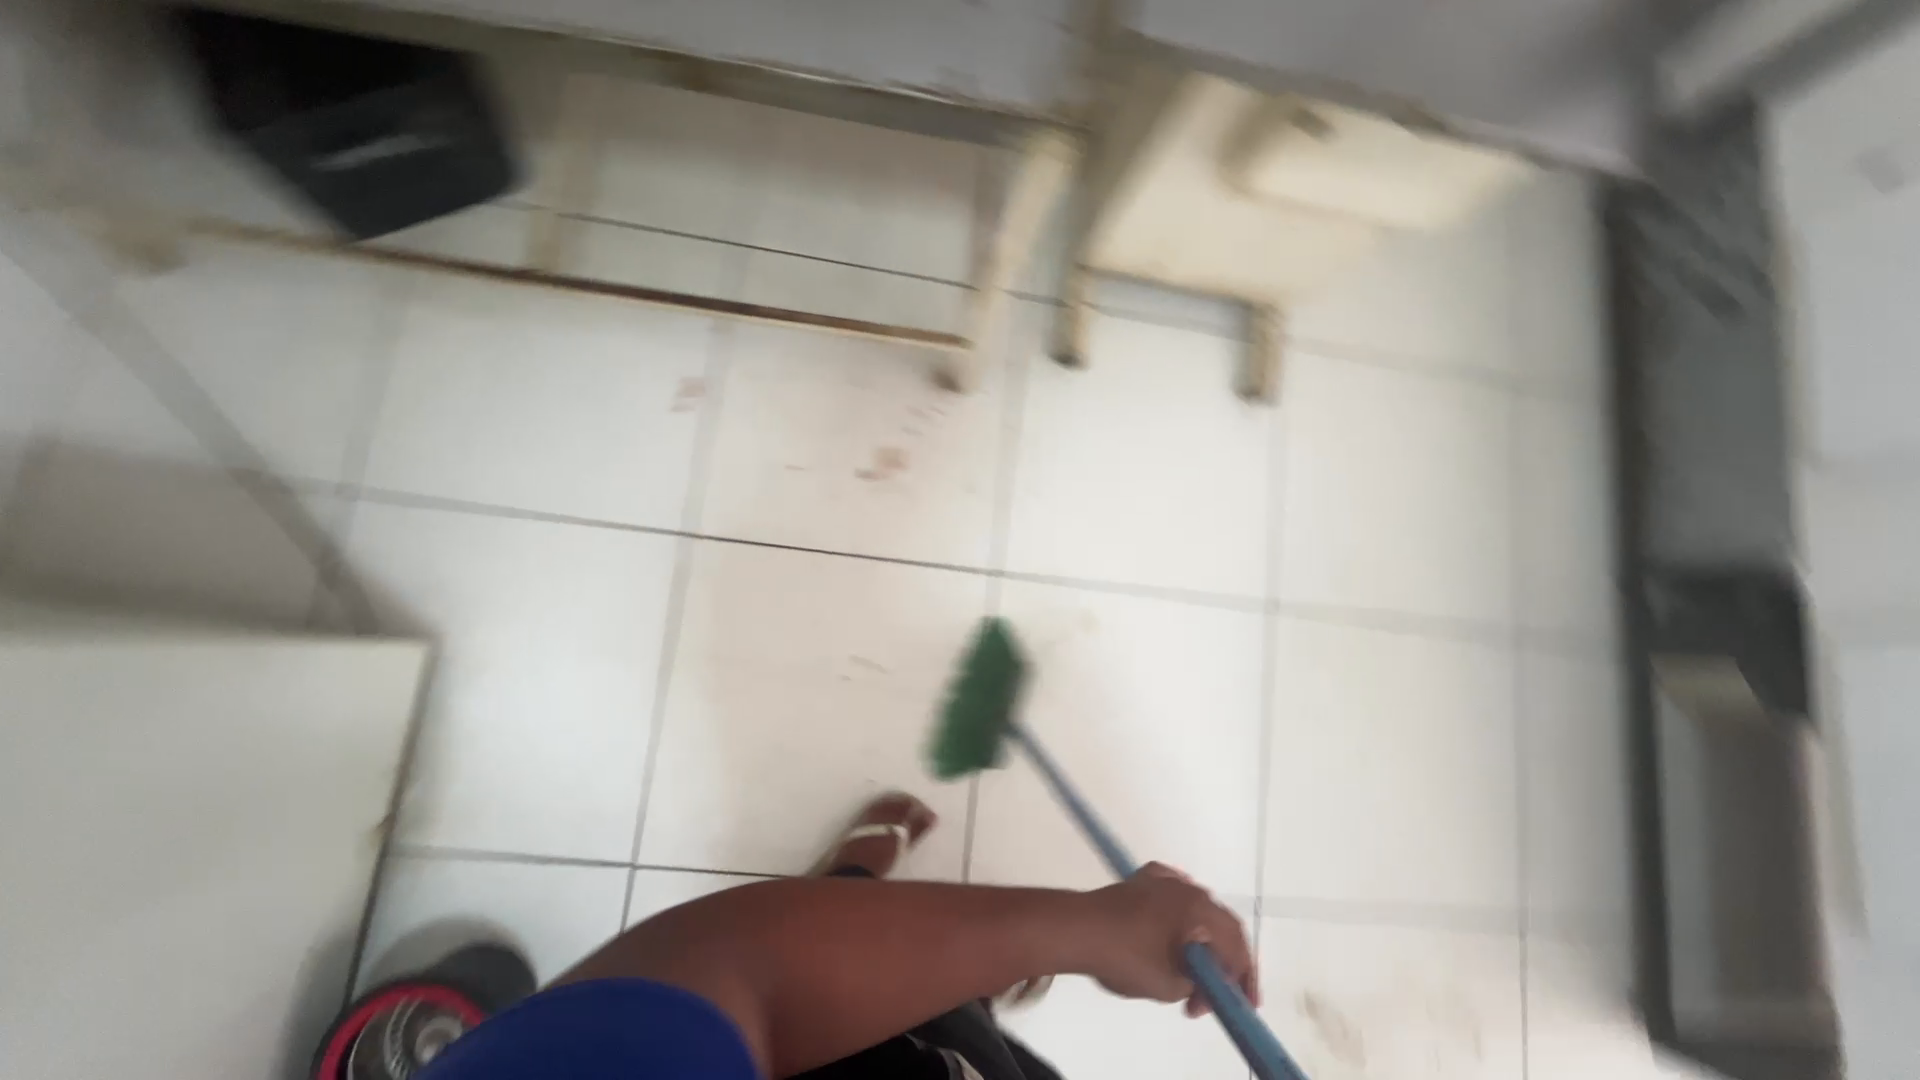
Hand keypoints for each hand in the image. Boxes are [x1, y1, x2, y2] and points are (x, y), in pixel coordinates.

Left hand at [1078, 863, 1258, 1016]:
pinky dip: (1181, 913)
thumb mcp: (1169, 985)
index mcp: (1200, 912)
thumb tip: (1197, 979)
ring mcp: (1163, 880)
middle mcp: (1188, 889)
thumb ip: (1195, 983)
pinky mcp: (1141, 880)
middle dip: (1222, 962)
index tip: (1243, 1005)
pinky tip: (1178, 928)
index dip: (1243, 979)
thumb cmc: (1125, 957)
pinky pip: (1172, 893)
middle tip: (1215, 994)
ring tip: (1191, 973)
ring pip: (1197, 908)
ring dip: (1201, 940)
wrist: (1077, 928)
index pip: (1236, 946)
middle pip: (1220, 925)